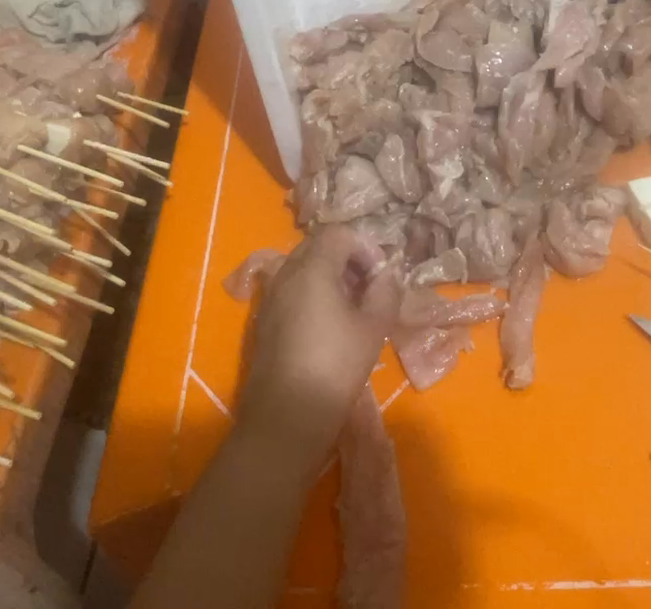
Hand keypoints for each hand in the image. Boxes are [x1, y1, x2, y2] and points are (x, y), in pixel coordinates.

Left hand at [238, 225, 399, 459]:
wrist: (284, 417)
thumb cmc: (334, 368)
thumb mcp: (373, 329)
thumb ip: (385, 292)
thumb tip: (387, 275)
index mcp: (311, 269)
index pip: (338, 234)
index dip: (365, 247)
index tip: (380, 275)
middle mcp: (284, 274)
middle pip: (317, 247)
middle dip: (347, 259)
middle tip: (369, 289)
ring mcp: (270, 297)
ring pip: (302, 268)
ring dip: (329, 277)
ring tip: (352, 308)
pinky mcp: (263, 320)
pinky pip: (290, 290)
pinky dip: (312, 294)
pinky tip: (328, 326)